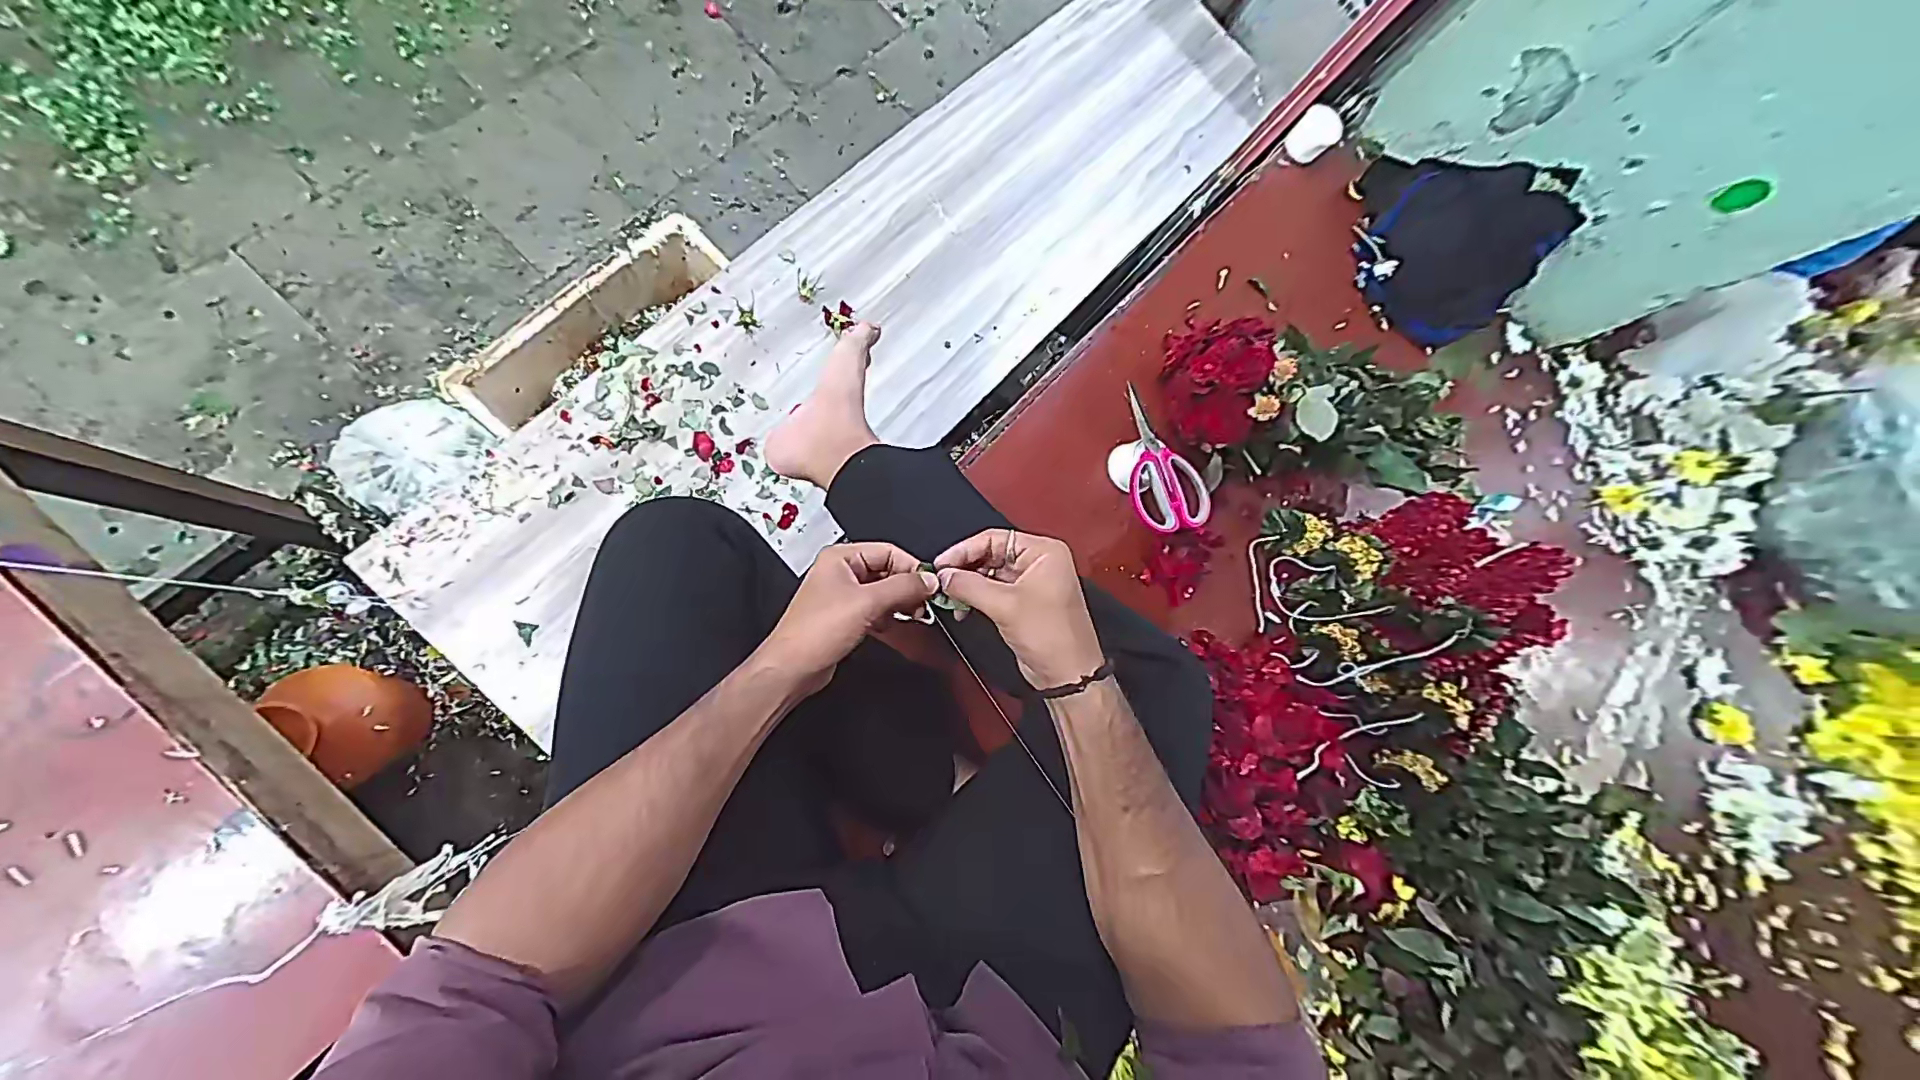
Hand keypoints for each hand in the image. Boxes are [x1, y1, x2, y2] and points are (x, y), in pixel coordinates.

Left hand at [759, 542, 937, 693]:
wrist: (793, 668)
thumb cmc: (812, 633)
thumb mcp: (867, 603)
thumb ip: (902, 588)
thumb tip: (927, 580)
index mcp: (841, 558)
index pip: (888, 551)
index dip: (912, 567)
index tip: (930, 584)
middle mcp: (841, 573)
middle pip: (888, 571)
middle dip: (908, 588)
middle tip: (926, 601)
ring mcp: (844, 596)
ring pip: (885, 592)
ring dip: (902, 603)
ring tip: (917, 614)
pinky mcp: (848, 617)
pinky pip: (878, 610)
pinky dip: (892, 616)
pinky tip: (903, 625)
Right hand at [933, 528, 1103, 687]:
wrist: (1067, 674)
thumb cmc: (1052, 636)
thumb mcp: (1004, 605)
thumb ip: (969, 585)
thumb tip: (944, 574)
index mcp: (1044, 552)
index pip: (995, 538)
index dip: (965, 550)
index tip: (942, 563)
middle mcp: (1039, 562)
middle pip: (991, 554)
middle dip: (965, 568)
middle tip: (941, 579)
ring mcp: (1031, 582)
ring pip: (990, 573)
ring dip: (968, 584)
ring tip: (948, 595)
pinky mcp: (1024, 602)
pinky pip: (994, 590)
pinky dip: (976, 596)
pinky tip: (961, 607)